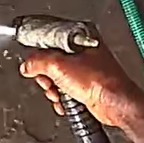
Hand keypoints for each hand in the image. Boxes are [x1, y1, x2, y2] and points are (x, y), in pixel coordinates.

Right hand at [19, 47, 143, 132]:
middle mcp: (82, 50)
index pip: (48, 37)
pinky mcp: (84, 84)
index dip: (38, 50)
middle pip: (48, 59)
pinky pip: (62, 88)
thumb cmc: (101, 82)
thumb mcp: (59, 65)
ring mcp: (83, 68)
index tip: (32, 60)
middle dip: (46, 75)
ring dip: (52, 88)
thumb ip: (37, 61)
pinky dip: (61, 96)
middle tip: (51, 80)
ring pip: (54, 76)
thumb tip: (27, 65)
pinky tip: (67, 99)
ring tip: (61, 92)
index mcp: (80, 37)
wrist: (116, 105)